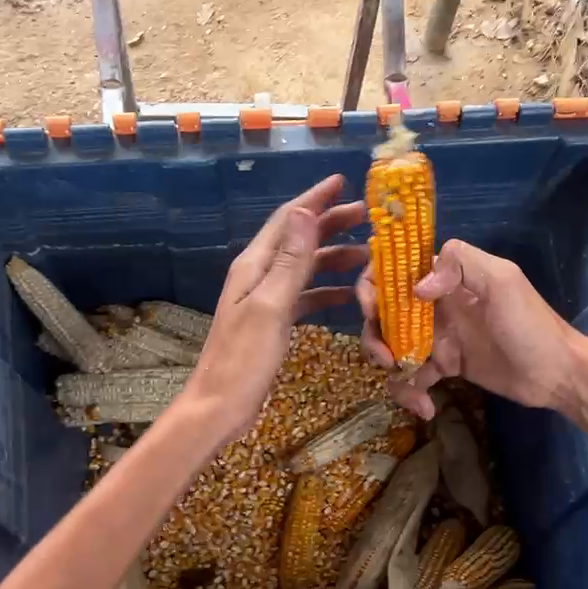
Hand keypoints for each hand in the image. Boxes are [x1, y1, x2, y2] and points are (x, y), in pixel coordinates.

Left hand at [178, 174, 367, 439]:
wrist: (219, 407)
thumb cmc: (243, 361)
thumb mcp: (270, 308)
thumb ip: (289, 262)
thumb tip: (305, 212)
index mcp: (254, 266)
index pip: (288, 220)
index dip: (315, 199)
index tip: (345, 181)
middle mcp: (258, 276)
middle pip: (298, 239)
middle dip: (330, 224)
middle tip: (368, 216)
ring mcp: (264, 300)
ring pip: (304, 268)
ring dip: (333, 258)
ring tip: (368, 254)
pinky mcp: (272, 324)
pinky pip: (304, 297)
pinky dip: (327, 291)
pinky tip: (350, 295)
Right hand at [359, 239, 586, 418]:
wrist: (555, 375)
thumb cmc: (531, 325)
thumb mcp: (503, 281)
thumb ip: (460, 265)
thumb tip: (416, 288)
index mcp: (447, 277)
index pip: (396, 268)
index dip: (373, 284)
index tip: (372, 309)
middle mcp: (436, 303)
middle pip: (384, 311)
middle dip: (374, 335)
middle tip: (385, 358)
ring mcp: (438, 336)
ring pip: (393, 346)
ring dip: (390, 369)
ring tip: (408, 388)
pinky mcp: (444, 366)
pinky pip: (412, 377)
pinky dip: (411, 393)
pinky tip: (426, 408)